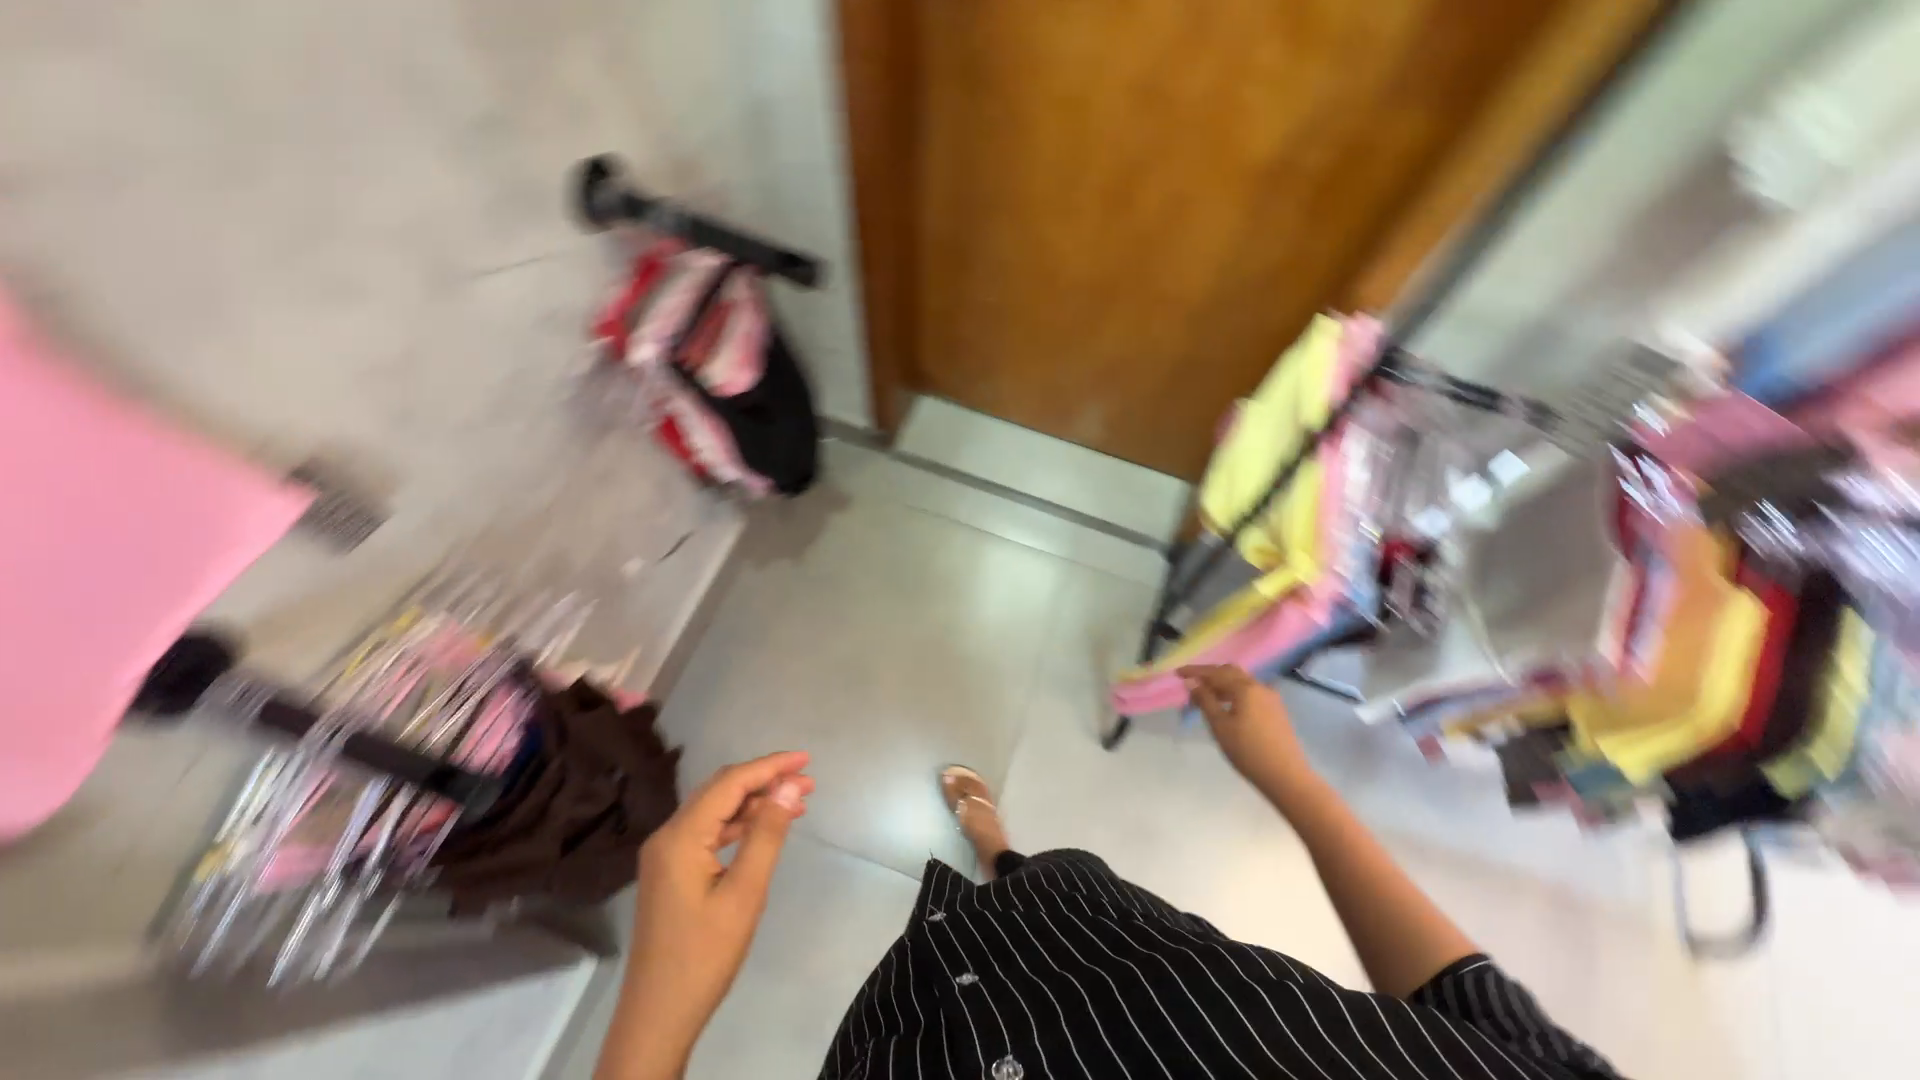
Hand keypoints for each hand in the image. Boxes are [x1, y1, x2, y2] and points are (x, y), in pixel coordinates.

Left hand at [615, 751, 813, 1077]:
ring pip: (714, 811)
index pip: (729, 783)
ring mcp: (665, 855)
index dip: (769, 767)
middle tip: (807, 782)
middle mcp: (667, 836)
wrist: (659, 1013)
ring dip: (754, 803)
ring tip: (797, 802)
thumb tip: (788, 786)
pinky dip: (739, 825)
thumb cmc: (705, 954)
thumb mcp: (744, 893)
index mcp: (680, 836)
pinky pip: (708, 833)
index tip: (807, 760)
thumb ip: (767, 834)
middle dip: (764, 780)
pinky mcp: (671, 873)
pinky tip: (765, 829)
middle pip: (719, 791)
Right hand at [1179, 665, 1315, 793]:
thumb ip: (1205, 701)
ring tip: (1207, 698)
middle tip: (1193, 684)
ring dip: (1223, 684)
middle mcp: (1260, 687)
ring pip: (1242, 682)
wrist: (1285, 776)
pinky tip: (1228, 707)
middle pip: (1231, 672)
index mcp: (1245, 688)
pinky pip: (1251, 693)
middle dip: (1211, 675)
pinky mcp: (1276, 710)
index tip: (1178, 673)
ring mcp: (1271, 698)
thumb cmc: (1247, 751)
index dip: (1195, 671)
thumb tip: (1192, 683)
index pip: (1215, 672)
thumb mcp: (1220, 726)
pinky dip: (1235, 693)